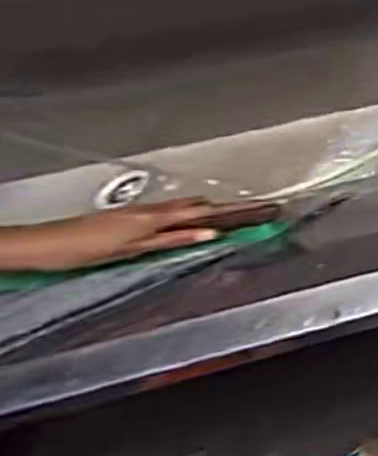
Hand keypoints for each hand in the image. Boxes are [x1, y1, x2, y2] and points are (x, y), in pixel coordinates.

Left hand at [0, 197, 275, 272]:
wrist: (35, 244)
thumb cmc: (81, 251)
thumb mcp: (131, 250)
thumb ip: (173, 240)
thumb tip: (211, 234)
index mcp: (159, 218)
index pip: (209, 211)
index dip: (238, 209)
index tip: (265, 206)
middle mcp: (153, 209)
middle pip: (198, 204)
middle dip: (223, 207)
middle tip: (246, 212)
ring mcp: (139, 209)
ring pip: (181, 205)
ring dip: (201, 208)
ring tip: (216, 216)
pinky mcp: (127, 213)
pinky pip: (166, 209)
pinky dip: (182, 212)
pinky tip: (178, 221)